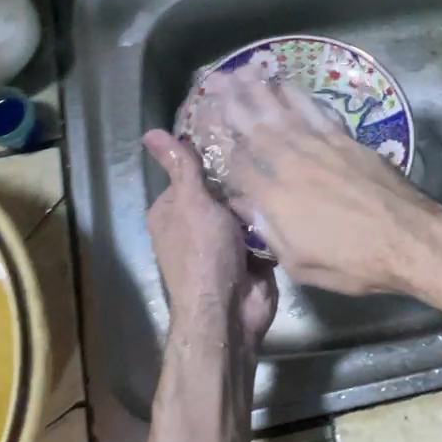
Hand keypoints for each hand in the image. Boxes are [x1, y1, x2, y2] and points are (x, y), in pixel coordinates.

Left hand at [143, 129, 276, 346]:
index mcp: (170, 211)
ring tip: (283, 172)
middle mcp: (193, 226)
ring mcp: (222, 243)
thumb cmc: (204, 253)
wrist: (231, 310)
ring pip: (245, 210)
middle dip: (241, 179)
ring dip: (261, 201)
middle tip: (268, 151)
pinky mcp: (249, 256)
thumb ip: (181, 167)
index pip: (189, 171)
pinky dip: (273, 223)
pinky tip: (291, 200)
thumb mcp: (191, 202)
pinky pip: (263, 230)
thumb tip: (150, 132)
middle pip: (221, 190)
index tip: (238, 132)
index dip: (210, 154)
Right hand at [206, 66, 441, 295]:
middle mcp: (292, 163)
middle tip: (216, 81)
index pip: (239, 164)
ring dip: (261, 90)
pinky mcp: (348, 140)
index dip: (222, 145)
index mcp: (275, 197)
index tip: (209, 127)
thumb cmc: (354, 263)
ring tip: (244, 71)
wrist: (409, 239)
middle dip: (233, 102)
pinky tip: (288, 85)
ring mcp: (322, 146)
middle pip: (255, 127)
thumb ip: (267, 231)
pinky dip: (299, 95)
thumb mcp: (300, 262)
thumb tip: (241, 205)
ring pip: (284, 111)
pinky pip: (317, 110)